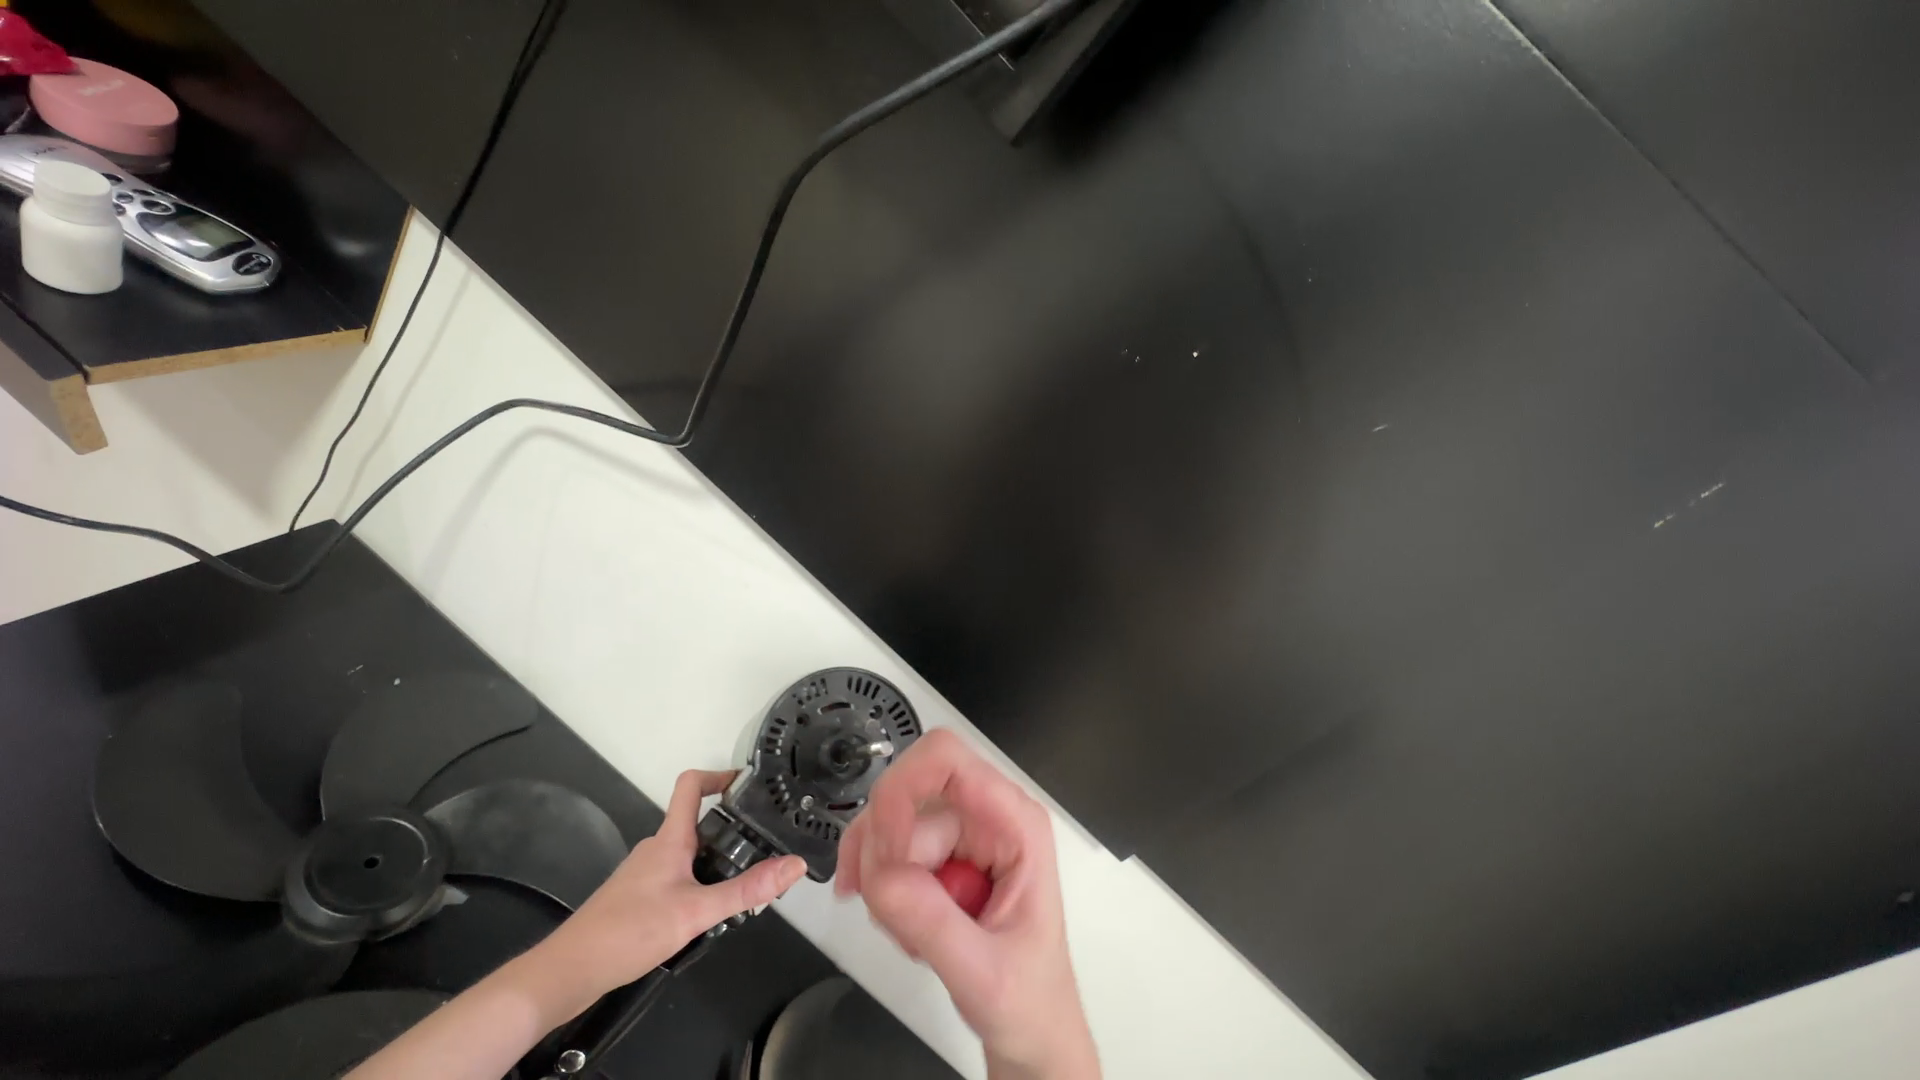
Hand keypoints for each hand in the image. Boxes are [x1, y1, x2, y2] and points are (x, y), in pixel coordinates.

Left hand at [532, 769, 806, 1023]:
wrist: (570, 971)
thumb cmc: (630, 931)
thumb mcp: (696, 912)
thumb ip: (746, 890)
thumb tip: (794, 864)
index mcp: (670, 839)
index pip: (691, 785)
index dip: (719, 775)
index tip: (750, 784)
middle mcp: (657, 848)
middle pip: (698, 824)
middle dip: (732, 834)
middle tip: (765, 851)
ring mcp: (645, 873)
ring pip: (689, 856)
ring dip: (717, 866)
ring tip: (744, 892)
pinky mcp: (637, 897)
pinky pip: (677, 879)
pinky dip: (698, 887)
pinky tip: (708, 918)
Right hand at [837, 731, 1099, 1079]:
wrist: (1030, 1028)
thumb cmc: (1030, 998)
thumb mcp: (986, 972)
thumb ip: (935, 924)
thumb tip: (883, 877)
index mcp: (1016, 823)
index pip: (947, 759)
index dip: (903, 789)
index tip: (885, 850)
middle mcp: (986, 816)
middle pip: (906, 794)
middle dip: (884, 852)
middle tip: (891, 911)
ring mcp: (960, 834)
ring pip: (887, 824)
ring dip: (881, 879)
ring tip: (910, 934)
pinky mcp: (938, 855)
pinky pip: (884, 849)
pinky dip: (877, 886)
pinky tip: (903, 926)